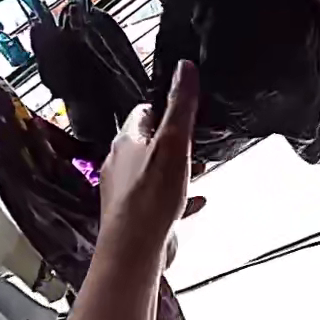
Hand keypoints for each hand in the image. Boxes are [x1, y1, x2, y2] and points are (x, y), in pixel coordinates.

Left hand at [97, 60, 198, 262]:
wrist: (134, 250)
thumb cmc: (151, 196)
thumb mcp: (173, 143)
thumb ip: (181, 106)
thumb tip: (185, 68)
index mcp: (126, 141)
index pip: (143, 112)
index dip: (164, 107)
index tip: (184, 107)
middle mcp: (119, 163)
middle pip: (148, 142)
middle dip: (173, 140)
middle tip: (195, 141)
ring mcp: (125, 190)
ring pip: (154, 170)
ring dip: (176, 168)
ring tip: (199, 170)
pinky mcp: (134, 214)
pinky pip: (159, 198)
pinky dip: (177, 196)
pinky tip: (196, 202)